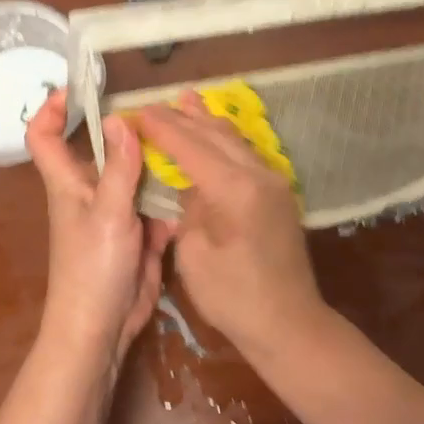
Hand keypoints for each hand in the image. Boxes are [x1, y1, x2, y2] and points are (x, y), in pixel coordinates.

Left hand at [27, 91, 174, 359]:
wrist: (104, 328)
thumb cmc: (92, 269)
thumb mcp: (108, 214)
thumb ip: (118, 168)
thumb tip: (122, 118)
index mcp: (69, 182)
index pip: (44, 135)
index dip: (53, 108)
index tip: (80, 87)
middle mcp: (91, 190)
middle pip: (103, 148)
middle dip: (130, 127)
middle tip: (165, 106)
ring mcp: (118, 212)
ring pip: (137, 174)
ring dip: (159, 160)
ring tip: (192, 137)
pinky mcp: (140, 232)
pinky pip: (158, 203)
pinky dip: (173, 195)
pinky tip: (199, 181)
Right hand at [133, 94, 328, 352]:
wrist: (289, 323)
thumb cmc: (233, 297)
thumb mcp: (194, 253)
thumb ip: (187, 208)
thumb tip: (184, 183)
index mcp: (234, 189)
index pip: (190, 145)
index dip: (161, 128)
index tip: (135, 112)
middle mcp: (259, 174)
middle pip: (214, 135)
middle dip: (181, 118)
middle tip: (151, 106)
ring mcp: (274, 181)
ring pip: (234, 139)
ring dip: (206, 121)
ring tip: (184, 100)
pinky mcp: (278, 193)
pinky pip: (245, 154)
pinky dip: (223, 140)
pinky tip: (213, 133)